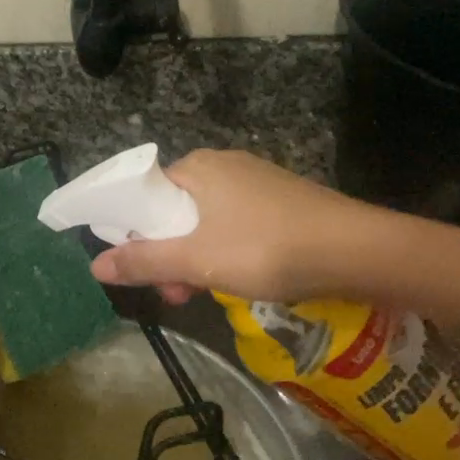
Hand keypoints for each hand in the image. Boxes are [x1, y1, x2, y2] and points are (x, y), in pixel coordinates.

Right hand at [88, 149, 380, 303]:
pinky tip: (243, 278)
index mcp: (195, 167)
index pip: (144, 194)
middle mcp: (223, 165)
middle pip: (175, 210)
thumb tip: (95, 266)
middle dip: (168, 253)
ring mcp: (258, 181)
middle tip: (175, 294)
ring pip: (208, 220)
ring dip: (198, 257)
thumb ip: (144, 262)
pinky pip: (239, 223)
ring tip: (206, 294)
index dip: (133, 231)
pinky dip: (229, 250)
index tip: (139, 267)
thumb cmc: (268, 249)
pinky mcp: (286, 201)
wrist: (364, 253)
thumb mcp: (197, 261)